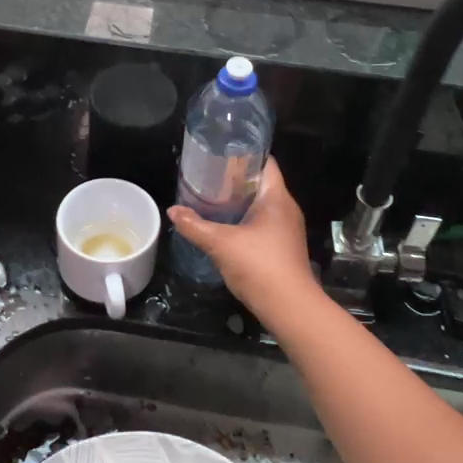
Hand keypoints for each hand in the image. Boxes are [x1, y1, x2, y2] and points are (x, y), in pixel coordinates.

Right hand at [167, 157, 323, 323]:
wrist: (289, 307)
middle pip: (260, 183)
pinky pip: (261, 224)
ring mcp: (286, 229)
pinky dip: (243, 220)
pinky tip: (224, 227)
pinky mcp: (282, 247)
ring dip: (238, 202)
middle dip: (234, 179)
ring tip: (210, 199)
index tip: (219, 155)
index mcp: (277, 198)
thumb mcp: (221, 244)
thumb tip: (173, 210)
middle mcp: (286, 209)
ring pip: (260, 206)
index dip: (243, 155)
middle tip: (207, 177)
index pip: (264, 163)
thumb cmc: (259, 266)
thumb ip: (196, 226)